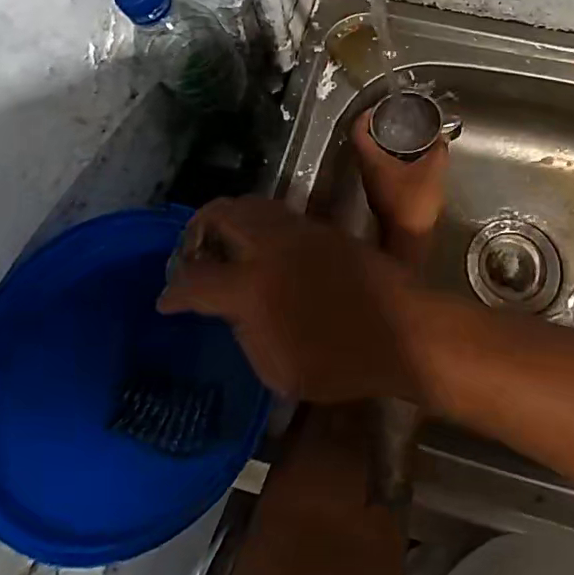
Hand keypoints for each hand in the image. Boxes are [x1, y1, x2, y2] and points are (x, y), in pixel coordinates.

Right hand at [158, 197, 422, 402]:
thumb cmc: (341, 363)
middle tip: (192, 259)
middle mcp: (269, 247)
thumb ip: (244, 332)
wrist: (408, 334)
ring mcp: (299, 231)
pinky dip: (254, 225)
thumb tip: (234, 310)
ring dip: (225, 222)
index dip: (173, 292)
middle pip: (218, 215)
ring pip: (248, 205)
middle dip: (194, 233)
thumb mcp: (278, 370)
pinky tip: (260, 251)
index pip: (195, 279)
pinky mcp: (322, 229)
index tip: (165, 302)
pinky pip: (274, 214)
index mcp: (252, 286)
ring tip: (223, 248)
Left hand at [350, 109, 447, 245]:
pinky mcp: (380, 194)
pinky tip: (408, 157)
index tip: (376, 108)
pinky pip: (380, 169)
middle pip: (363, 143)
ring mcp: (371, 184)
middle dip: (376, 128)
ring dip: (383, 144)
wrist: (408, 238)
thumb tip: (441, 136)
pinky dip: (390, 158)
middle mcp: (366, 171)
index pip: (358, 132)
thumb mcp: (432, 171)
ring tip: (403, 134)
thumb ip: (438, 149)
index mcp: (371, 161)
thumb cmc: (415, 202)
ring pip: (372, 157)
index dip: (364, 116)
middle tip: (393, 118)